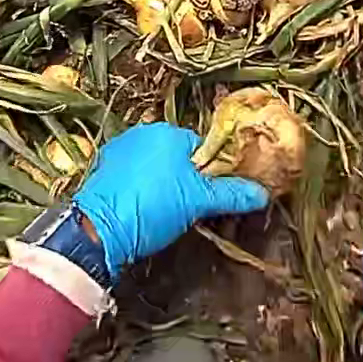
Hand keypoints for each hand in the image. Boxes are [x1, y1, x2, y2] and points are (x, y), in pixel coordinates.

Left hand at [73, 123, 269, 279]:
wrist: (99, 230)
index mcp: (171, 132)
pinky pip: (133, 173)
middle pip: (178, 155)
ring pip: (155, 164)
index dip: (210, 174)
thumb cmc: (154, 206)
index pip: (202, 149)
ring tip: (164, 212)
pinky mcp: (104, 166)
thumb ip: (231, 194)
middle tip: (190, 207)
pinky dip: (140, 186)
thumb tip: (263, 192)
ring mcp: (122, 148)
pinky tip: (141, 208)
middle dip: (186, 179)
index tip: (211, 196)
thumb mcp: (198, 202)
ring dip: (162, 182)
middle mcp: (146, 132)